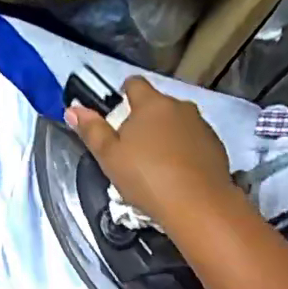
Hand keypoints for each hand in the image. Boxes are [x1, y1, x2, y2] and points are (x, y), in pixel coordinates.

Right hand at [66, 77, 238, 227]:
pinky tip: (177, 173)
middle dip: (145, 119)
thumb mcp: (109, 157)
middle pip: (157, 105)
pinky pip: (194, 140)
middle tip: (132, 145)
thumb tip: (72, 109)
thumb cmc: (145, 177)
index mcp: (151, 104)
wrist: (196, 203)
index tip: (118, 107)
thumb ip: (92, 131)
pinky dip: (184, 150)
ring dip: (166, 134)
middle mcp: (179, 106)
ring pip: (177, 122)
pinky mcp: (215, 145)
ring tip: (156, 162)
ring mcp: (201, 125)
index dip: (124, 92)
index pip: (135, 84)